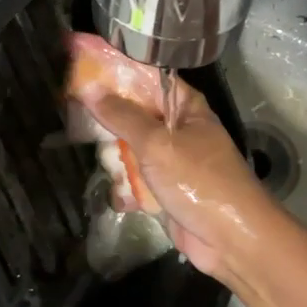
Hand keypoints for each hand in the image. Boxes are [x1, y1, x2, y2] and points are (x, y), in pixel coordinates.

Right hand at [89, 89, 283, 287]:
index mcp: (185, 106)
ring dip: (116, 156)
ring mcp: (173, 160)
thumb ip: (122, 116)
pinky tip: (115, 192)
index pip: (147, 77)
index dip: (117, 71)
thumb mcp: (157, 143)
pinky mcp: (167, 189)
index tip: (82, 67)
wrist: (232, 239)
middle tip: (74, 111)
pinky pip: (138, 178)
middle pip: (136, 113)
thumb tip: (90, 88)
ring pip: (133, 147)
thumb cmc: (199, 180)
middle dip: (109, 117)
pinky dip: (126, 185)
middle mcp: (180, 127)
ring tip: (97, 158)